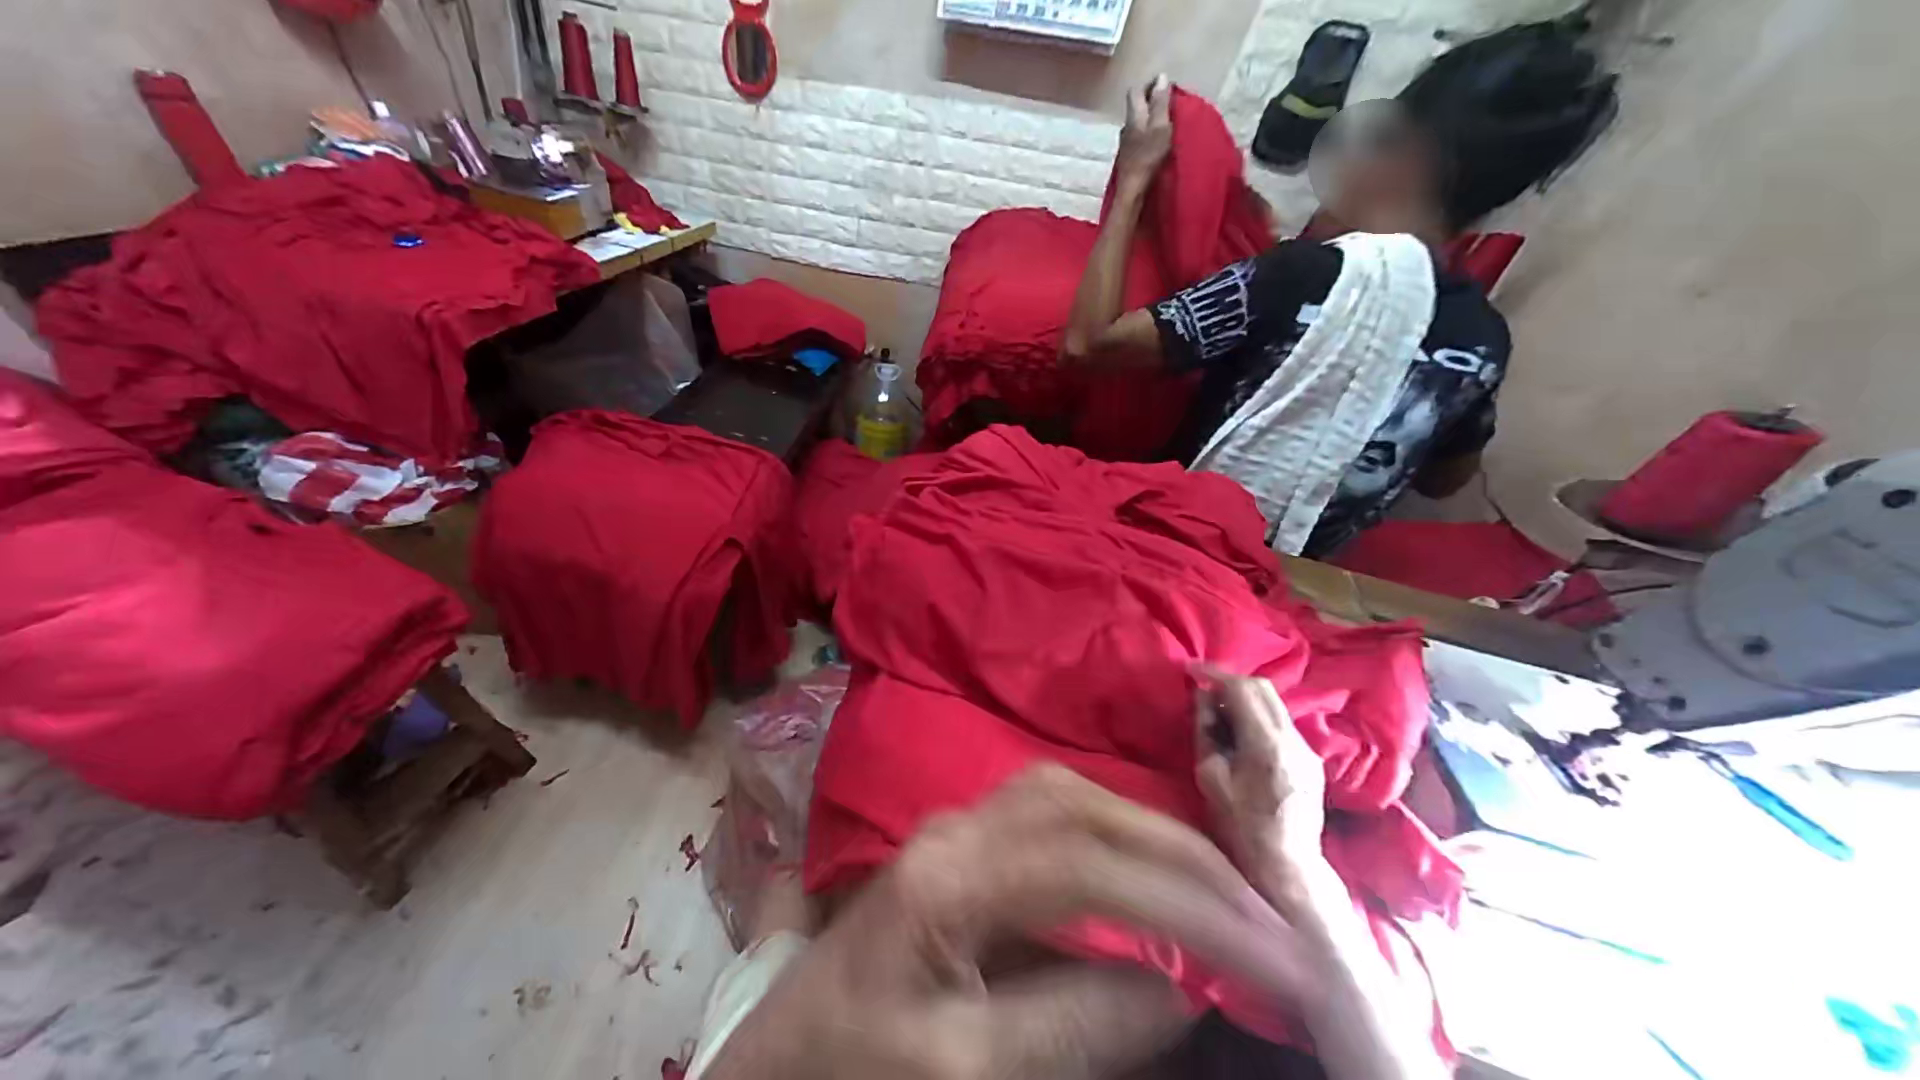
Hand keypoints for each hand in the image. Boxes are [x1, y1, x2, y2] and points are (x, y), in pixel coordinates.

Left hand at [702, 765, 1315, 1079]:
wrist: (786, 1055)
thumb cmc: (860, 1064)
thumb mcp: (965, 1065)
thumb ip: (1075, 1021)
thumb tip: (1181, 986)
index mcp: (949, 873)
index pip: (1089, 867)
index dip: (1188, 908)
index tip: (1274, 955)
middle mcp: (958, 826)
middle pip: (1085, 809)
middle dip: (1181, 854)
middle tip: (1262, 910)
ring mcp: (960, 828)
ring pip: (1073, 797)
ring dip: (1150, 834)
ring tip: (1217, 884)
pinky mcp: (968, 846)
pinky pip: (1054, 816)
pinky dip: (1114, 836)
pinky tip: (1146, 869)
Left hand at [1116, 75, 1173, 196]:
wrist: (1132, 189)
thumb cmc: (1148, 156)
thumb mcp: (1160, 126)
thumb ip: (1160, 102)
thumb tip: (1161, 76)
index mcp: (1134, 116)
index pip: (1135, 90)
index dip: (1149, 84)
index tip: (1165, 84)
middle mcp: (1126, 126)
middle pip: (1136, 106)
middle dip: (1151, 99)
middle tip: (1168, 100)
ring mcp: (1125, 142)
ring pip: (1137, 121)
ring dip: (1150, 116)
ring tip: (1165, 118)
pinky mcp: (1128, 156)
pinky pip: (1138, 135)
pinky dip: (1148, 131)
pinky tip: (1156, 138)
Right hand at [1193, 670, 1333, 908]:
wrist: (1287, 867)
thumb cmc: (1240, 827)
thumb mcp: (1211, 778)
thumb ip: (1208, 732)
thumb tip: (1204, 697)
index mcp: (1267, 745)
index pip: (1242, 689)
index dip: (1214, 674)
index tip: (1190, 670)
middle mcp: (1294, 740)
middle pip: (1263, 688)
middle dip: (1231, 681)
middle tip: (1204, 689)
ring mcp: (1308, 749)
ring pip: (1275, 703)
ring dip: (1246, 698)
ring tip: (1219, 712)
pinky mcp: (1312, 760)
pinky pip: (1282, 722)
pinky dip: (1259, 715)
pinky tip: (1242, 734)